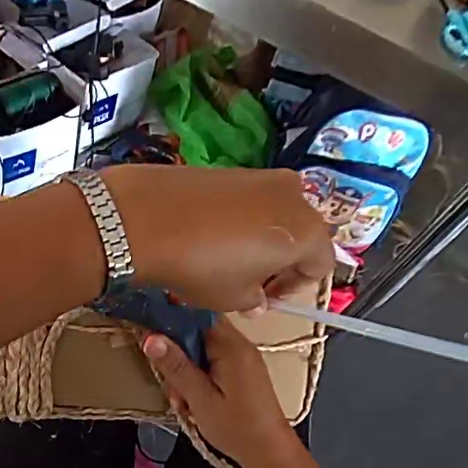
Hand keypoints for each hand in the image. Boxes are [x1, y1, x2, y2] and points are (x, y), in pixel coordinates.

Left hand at [102, 165, 332, 313]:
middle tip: (249, 281)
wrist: (145, 219)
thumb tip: (257, 298)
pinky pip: (250, 200)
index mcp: (307, 232)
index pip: (322, 265)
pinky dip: (241, 219)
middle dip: (281, 261)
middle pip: (302, 235)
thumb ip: (254, 300)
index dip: (294, 288)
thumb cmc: (200, 266)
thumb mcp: (232, 298)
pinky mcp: (233, 168)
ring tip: (226, 259)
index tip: (265, 298)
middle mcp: (296, 196)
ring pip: (276, 215)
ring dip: (261, 240)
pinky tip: (210, 236)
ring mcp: (264, 175)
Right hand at [143, 320, 306, 467]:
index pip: (194, 315)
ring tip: (184, 402)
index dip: (169, 324)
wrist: (271, 453)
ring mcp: (242, 358)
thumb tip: (150, 337)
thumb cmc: (237, 428)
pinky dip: (199, 379)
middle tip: (172, 388)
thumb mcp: (200, 398)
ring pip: (202, 351)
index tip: (150, 342)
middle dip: (177, 357)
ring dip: (186, 372)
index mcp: (230, 346)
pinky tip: (195, 402)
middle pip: (196, 333)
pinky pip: (213, 363)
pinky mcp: (242, 372)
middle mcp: (239, 345)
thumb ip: (176, 366)